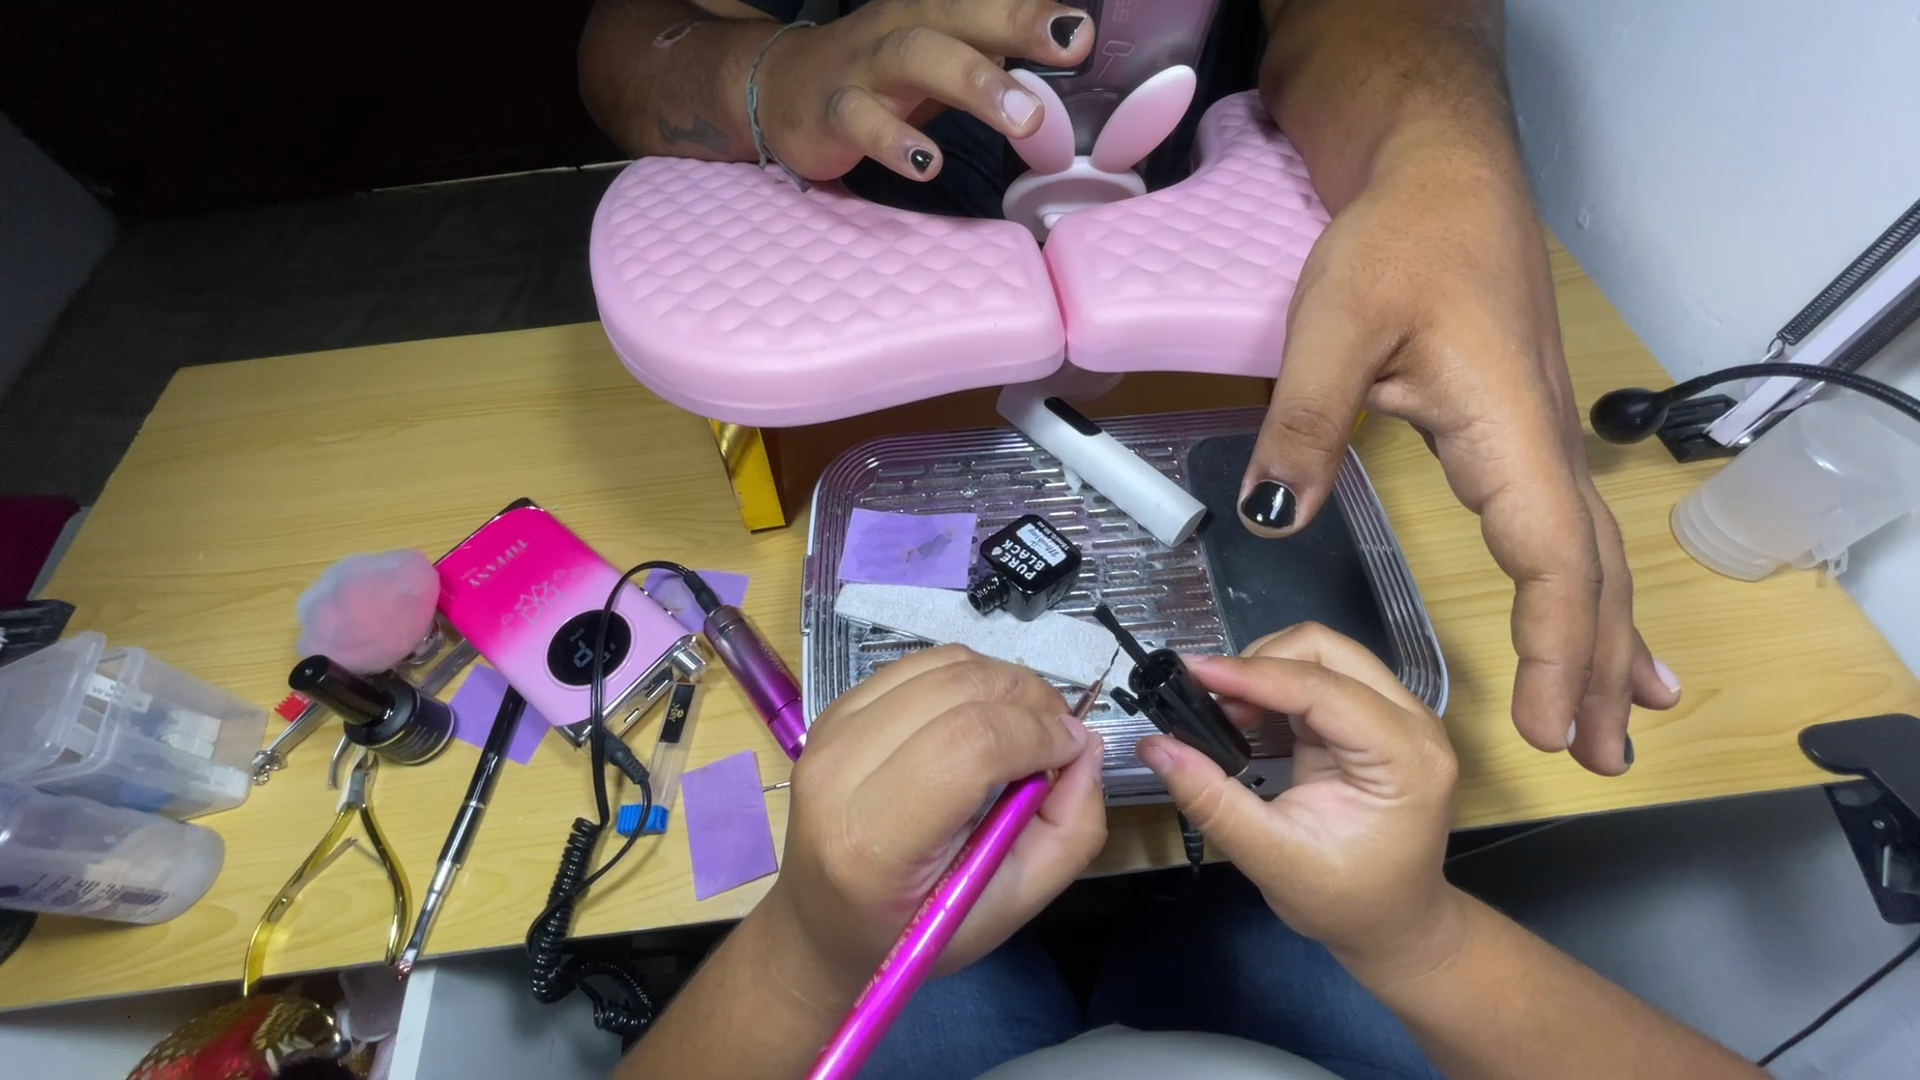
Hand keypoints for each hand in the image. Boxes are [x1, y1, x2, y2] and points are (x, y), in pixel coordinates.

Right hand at [752, 0, 1093, 181]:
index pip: (986, 3)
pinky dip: (895, 142)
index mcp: (931, 15)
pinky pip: (861, 121)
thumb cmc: (877, 79)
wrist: (782, 89)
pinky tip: (929, 165)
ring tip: (1024, 120)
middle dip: (1016, 24)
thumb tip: (1061, 62)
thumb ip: (989, 60)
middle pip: (958, 15)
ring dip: (973, 82)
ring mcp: (864, 70)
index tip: (1084, 29)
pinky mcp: (833, 113)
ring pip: (915, 57)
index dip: (1033, 10)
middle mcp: (900, 30)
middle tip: (1071, 46)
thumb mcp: (937, 62)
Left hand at [763, 645, 1106, 990]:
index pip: (970, 744)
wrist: (820, 921)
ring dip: (1003, 681)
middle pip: (959, 688)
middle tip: (1058, 733)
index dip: (1036, 733)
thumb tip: (1085, 747)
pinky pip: (920, 664)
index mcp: (875, 839)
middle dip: (1030, 698)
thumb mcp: (1008, 906)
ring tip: (1024, 722)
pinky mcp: (835, 708)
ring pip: (943, 664)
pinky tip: (980, 712)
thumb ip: (1068, 832)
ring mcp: (831, 730)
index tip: (1071, 749)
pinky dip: (968, 676)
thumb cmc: (915, 930)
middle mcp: (840, 770)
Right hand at [1138, 623, 1461, 974]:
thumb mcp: (1272, 858)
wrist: (1395, 924)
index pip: (1321, 688)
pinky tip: (1246, 715)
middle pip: (1325, 648)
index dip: (1253, 675)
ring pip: (1316, 650)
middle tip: (1214, 702)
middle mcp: (1409, 721)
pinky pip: (1311, 672)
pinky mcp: (1367, 713)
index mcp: (1405, 758)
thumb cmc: (1346, 899)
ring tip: (1229, 714)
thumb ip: (1212, 801)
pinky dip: (1269, 683)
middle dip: (1260, 663)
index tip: (1193, 674)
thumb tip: (1155, 747)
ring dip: (1262, 669)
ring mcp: (1392, 713)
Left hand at [1237, 130, 1679, 773]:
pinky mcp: (1514, 429)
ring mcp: (1535, 436)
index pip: (1550, 558)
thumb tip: (1267, 519)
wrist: (1441, 182)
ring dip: (1606, 637)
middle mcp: (1540, 442)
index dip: (1554, 646)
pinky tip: (1594, 614)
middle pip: (1590, 572)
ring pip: (1588, 552)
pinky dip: (1584, 584)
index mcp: (1506, 430)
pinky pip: (1564, 523)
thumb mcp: (1334, 333)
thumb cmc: (1398, 244)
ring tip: (1623, 716)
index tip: (1549, 722)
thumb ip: (1303, 428)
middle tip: (1601, 754)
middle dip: (1595, 666)